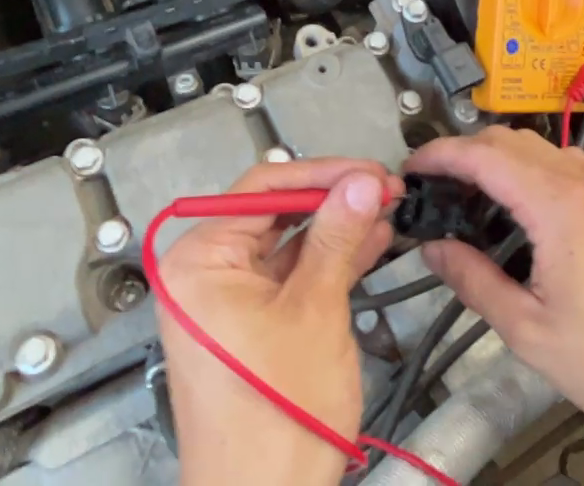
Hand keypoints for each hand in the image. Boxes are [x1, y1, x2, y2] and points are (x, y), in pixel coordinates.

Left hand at [155, 158, 403, 485]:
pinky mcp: (250, 321)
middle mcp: (204, 271)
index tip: (368, 172)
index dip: (321, 174)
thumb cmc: (278, 412)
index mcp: (199, 260)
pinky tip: (369, 240)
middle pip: (275, 212)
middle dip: (333, 199)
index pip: (263, 189)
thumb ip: (337, 237)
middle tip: (382, 188)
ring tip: (384, 208)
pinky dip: (327, 260)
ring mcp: (227, 298)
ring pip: (288, 243)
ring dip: (337, 227)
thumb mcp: (314, 310)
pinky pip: (290, 275)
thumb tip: (361, 182)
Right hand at [406, 127, 583, 484]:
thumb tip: (431, 246)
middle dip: (461, 152)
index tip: (408, 170)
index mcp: (556, 205)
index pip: (483, 155)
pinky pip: (558, 164)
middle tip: (429, 187)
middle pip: (506, 139)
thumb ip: (472, 279)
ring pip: (533, 146)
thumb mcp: (527, 330)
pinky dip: (523, 168)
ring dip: (493, 157)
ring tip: (463, 195)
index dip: (439, 154)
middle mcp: (581, 180)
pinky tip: (510, 207)